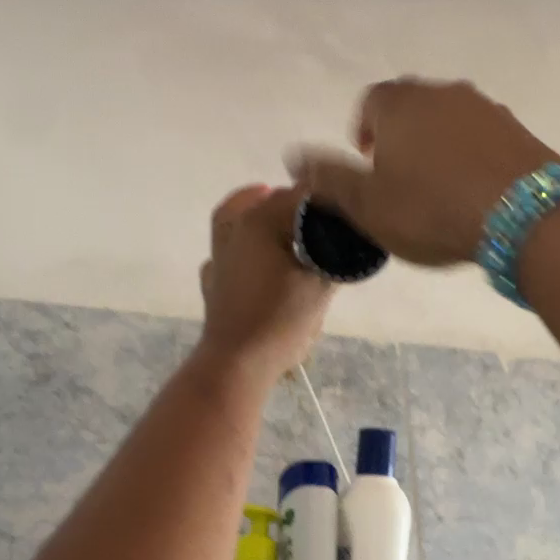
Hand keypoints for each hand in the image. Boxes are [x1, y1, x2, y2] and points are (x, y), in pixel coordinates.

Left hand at [197, 183, 332, 376]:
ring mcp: (218, 256)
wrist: (237, 363)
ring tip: (280, 221)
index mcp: (260, 221)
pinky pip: (226, 252)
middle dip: (291, 204)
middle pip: (264, 201)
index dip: (325, 201)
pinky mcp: (212, 282)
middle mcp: (234, 230)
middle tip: (319, 216)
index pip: (300, 195)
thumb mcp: (319, 288)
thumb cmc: (280, 322)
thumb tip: (345, 248)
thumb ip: (333, 259)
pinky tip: (254, 258)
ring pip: (235, 218)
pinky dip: (242, 247)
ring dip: (257, 213)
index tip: (346, 210)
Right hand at [290, 78, 559, 266]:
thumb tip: (293, 158)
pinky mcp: (517, 132)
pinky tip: (472, 197)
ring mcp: (485, 109)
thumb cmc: (431, 211)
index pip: (370, 103)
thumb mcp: (367, 206)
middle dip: (400, 140)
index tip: (367, 165)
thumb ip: (329, 181)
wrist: (522, 215)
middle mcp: (442, 94)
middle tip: (399, 184)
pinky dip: (470, 161)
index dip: (363, 133)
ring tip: (437, 195)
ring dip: (437, 151)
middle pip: (412, 109)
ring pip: (449, 124)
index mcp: (399, 105)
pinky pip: (482, 142)